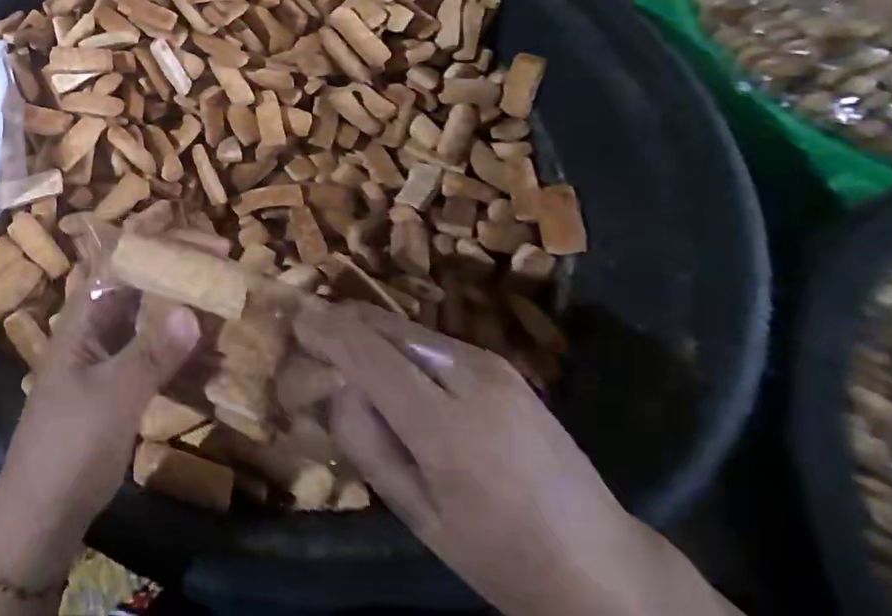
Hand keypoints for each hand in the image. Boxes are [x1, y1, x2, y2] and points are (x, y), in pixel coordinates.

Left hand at [0, 265, 201, 591]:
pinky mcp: (115, 393)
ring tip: (233, 318)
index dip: (164, 247)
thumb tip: (193, 309)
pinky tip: (217, 366)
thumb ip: (151, 354)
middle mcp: (92, 332)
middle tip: (233, 281)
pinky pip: (153, 363)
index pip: (122, 263)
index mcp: (81, 319)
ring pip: (149, 327)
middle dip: (183, 282)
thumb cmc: (68, 446)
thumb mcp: (113, 398)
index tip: (213, 247)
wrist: (39, 513)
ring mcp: (104, 363)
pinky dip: (182, 360)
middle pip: (140, 291)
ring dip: (187, 321)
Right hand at [293, 301, 736, 615]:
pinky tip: (382, 369)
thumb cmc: (499, 555)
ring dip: (360, 332)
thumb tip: (328, 382)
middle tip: (303, 343)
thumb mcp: (416, 513)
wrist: (605, 569)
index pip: (363, 349)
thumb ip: (363, 440)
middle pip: (379, 323)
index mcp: (447, 426)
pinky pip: (425, 339)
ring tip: (337, 358)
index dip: (318, 328)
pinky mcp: (500, 364)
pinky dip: (390, 343)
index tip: (285, 322)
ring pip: (399, 325)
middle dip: (333, 323)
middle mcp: (471, 378)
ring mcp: (491, 365)